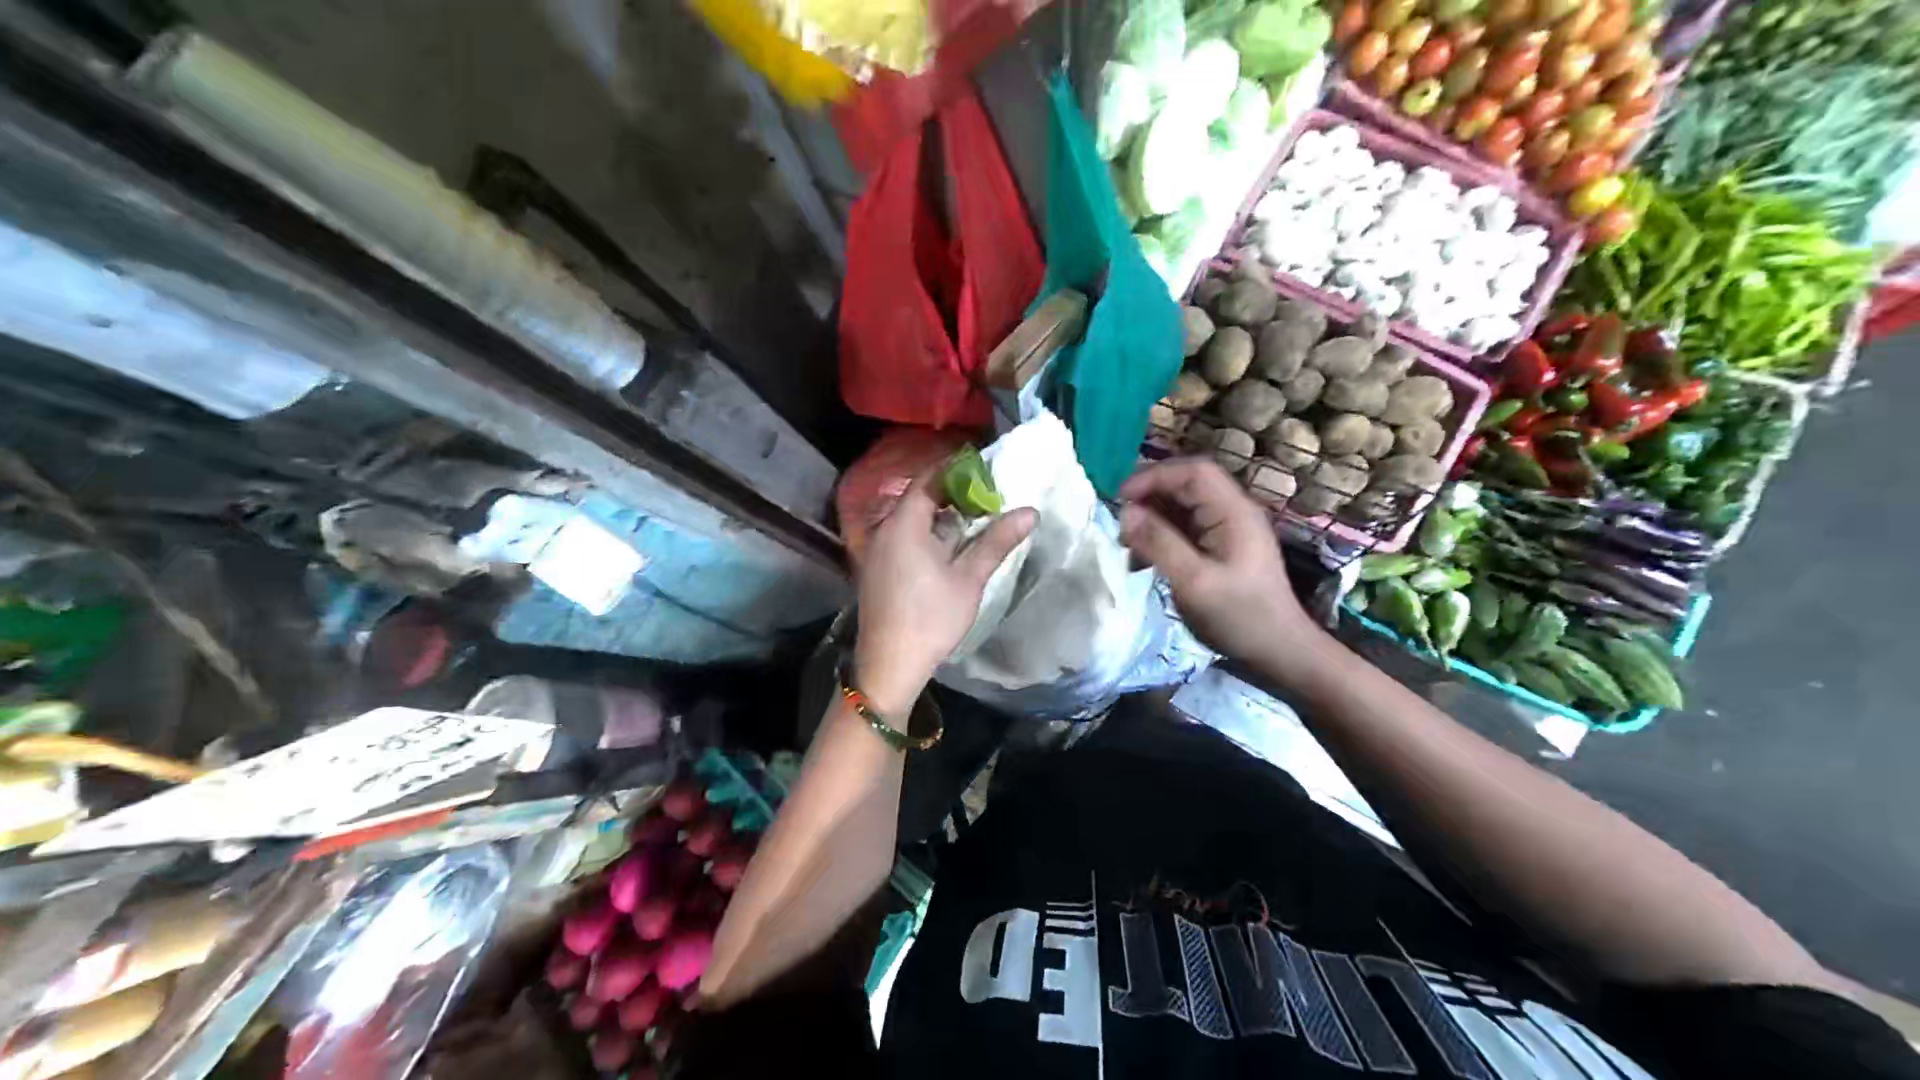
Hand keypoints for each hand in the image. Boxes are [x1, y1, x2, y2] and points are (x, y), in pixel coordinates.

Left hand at [854, 472, 1035, 714]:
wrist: (890, 663)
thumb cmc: (931, 617)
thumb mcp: (969, 578)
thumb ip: (997, 541)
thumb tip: (1030, 512)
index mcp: (903, 523)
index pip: (929, 480)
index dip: (957, 472)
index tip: (985, 472)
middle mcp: (883, 529)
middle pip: (918, 498)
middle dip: (951, 494)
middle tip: (985, 498)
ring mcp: (875, 550)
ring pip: (909, 519)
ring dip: (939, 516)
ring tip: (973, 521)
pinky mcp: (875, 568)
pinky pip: (901, 536)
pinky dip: (924, 533)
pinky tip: (947, 548)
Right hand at [1118, 459, 1324, 667]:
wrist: (1279, 651)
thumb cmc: (1240, 616)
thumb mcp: (1194, 582)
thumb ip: (1159, 543)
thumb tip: (1125, 513)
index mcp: (1234, 511)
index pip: (1192, 472)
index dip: (1153, 477)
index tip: (1120, 499)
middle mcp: (1233, 511)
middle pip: (1186, 483)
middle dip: (1148, 495)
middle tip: (1120, 519)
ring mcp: (1227, 529)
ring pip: (1182, 505)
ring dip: (1151, 516)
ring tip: (1127, 541)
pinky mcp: (1220, 547)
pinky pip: (1184, 527)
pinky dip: (1160, 535)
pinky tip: (1142, 558)